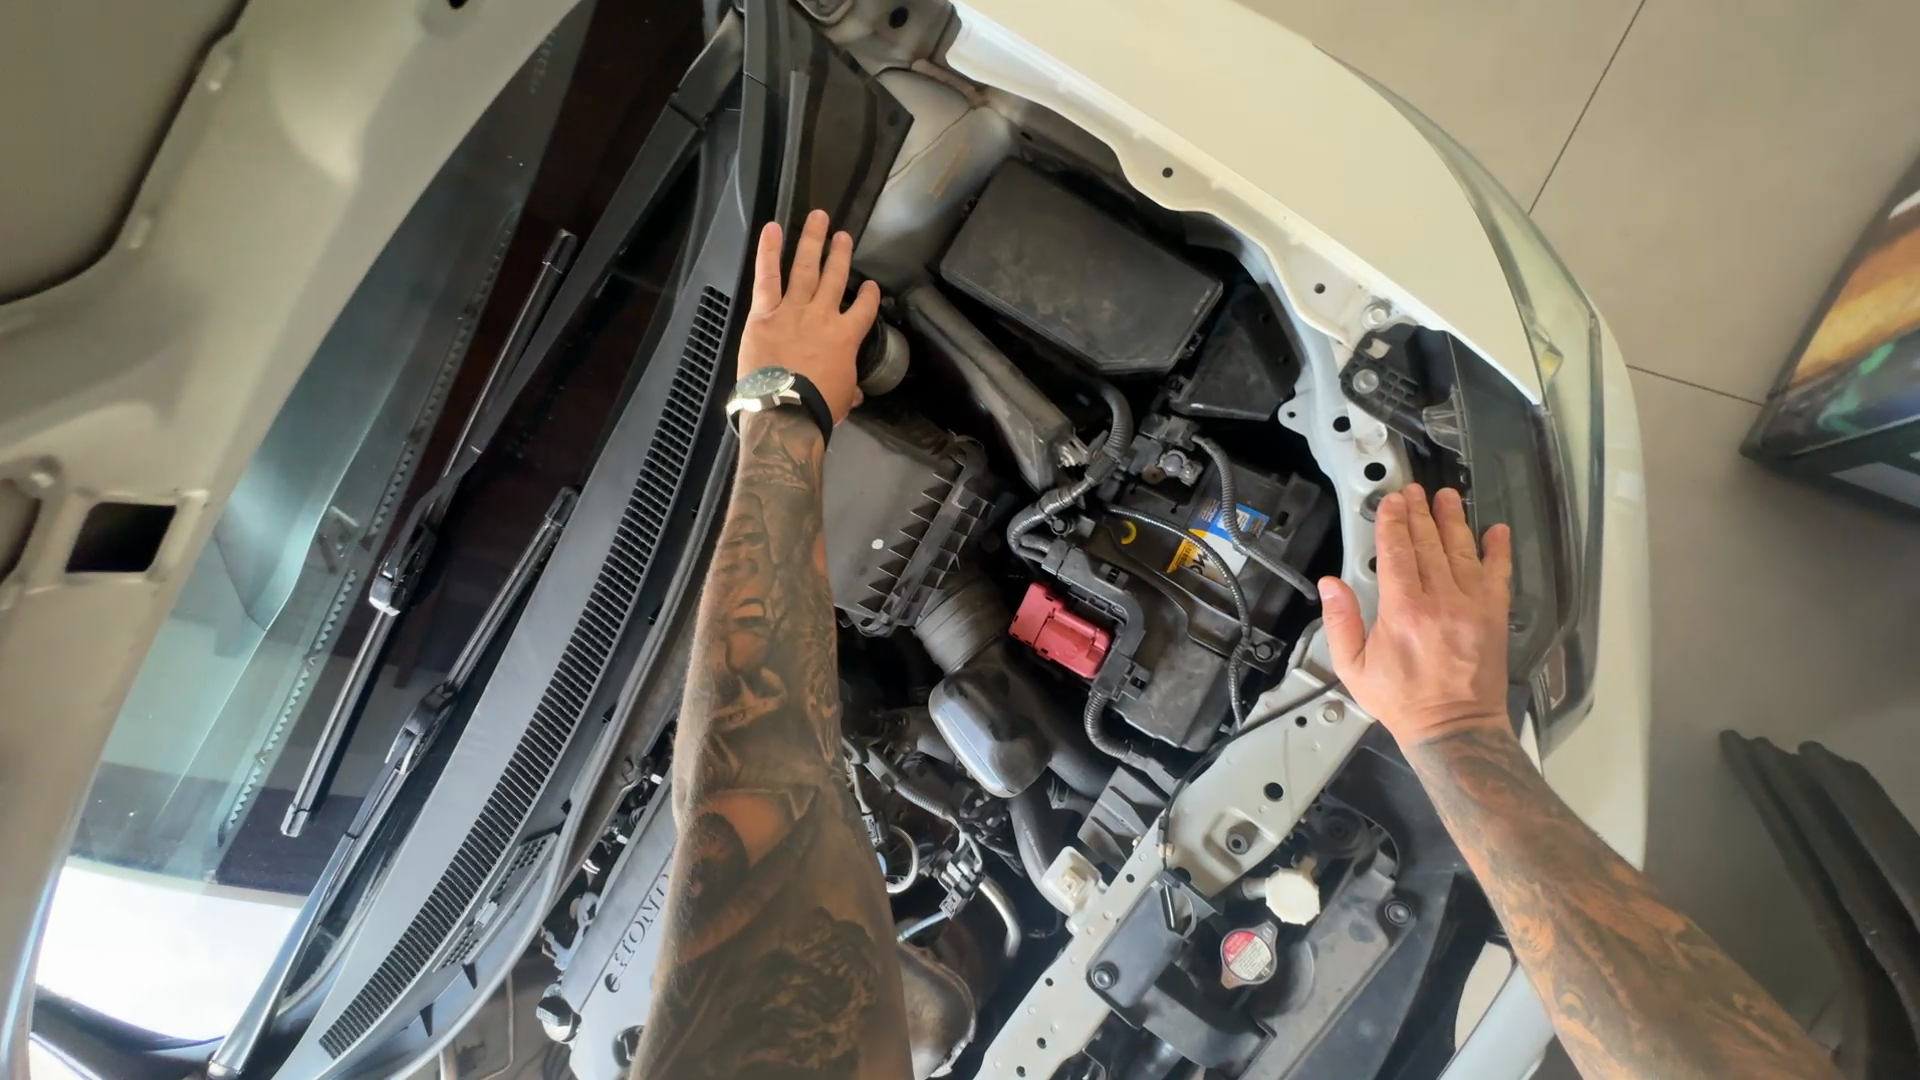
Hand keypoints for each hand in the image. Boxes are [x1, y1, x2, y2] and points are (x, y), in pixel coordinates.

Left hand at [739, 209, 879, 423]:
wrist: (787, 409)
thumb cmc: (820, 406)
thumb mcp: (844, 398)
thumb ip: (850, 389)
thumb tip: (856, 394)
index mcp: (846, 338)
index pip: (864, 310)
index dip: (869, 296)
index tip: (870, 286)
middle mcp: (823, 316)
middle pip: (835, 278)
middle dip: (840, 255)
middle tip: (843, 236)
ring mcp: (793, 310)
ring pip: (805, 269)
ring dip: (813, 242)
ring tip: (819, 219)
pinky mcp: (765, 313)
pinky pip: (767, 277)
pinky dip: (769, 252)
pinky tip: (773, 228)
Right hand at [1319, 484, 1513, 745]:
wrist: (1454, 728)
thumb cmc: (1401, 699)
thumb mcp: (1352, 666)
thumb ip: (1339, 621)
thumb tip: (1330, 585)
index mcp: (1403, 612)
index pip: (1397, 553)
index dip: (1392, 523)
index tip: (1390, 503)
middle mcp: (1442, 603)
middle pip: (1429, 545)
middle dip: (1419, 513)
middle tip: (1413, 491)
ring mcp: (1472, 608)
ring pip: (1462, 553)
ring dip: (1453, 521)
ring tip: (1447, 497)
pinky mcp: (1493, 618)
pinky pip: (1499, 576)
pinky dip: (1498, 552)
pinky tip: (1496, 531)